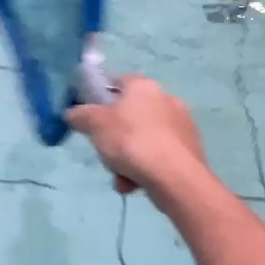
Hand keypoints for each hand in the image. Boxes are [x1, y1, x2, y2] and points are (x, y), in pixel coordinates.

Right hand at [65, 74, 210, 195]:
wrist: (176, 177)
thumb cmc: (131, 141)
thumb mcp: (94, 124)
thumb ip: (79, 115)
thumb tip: (72, 113)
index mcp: (143, 86)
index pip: (118, 81)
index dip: (100, 96)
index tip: (89, 115)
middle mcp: (166, 99)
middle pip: (130, 113)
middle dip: (114, 134)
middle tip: (104, 150)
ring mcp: (182, 124)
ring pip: (143, 137)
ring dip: (128, 156)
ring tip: (120, 176)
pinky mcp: (191, 149)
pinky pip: (159, 154)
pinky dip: (146, 166)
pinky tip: (135, 184)